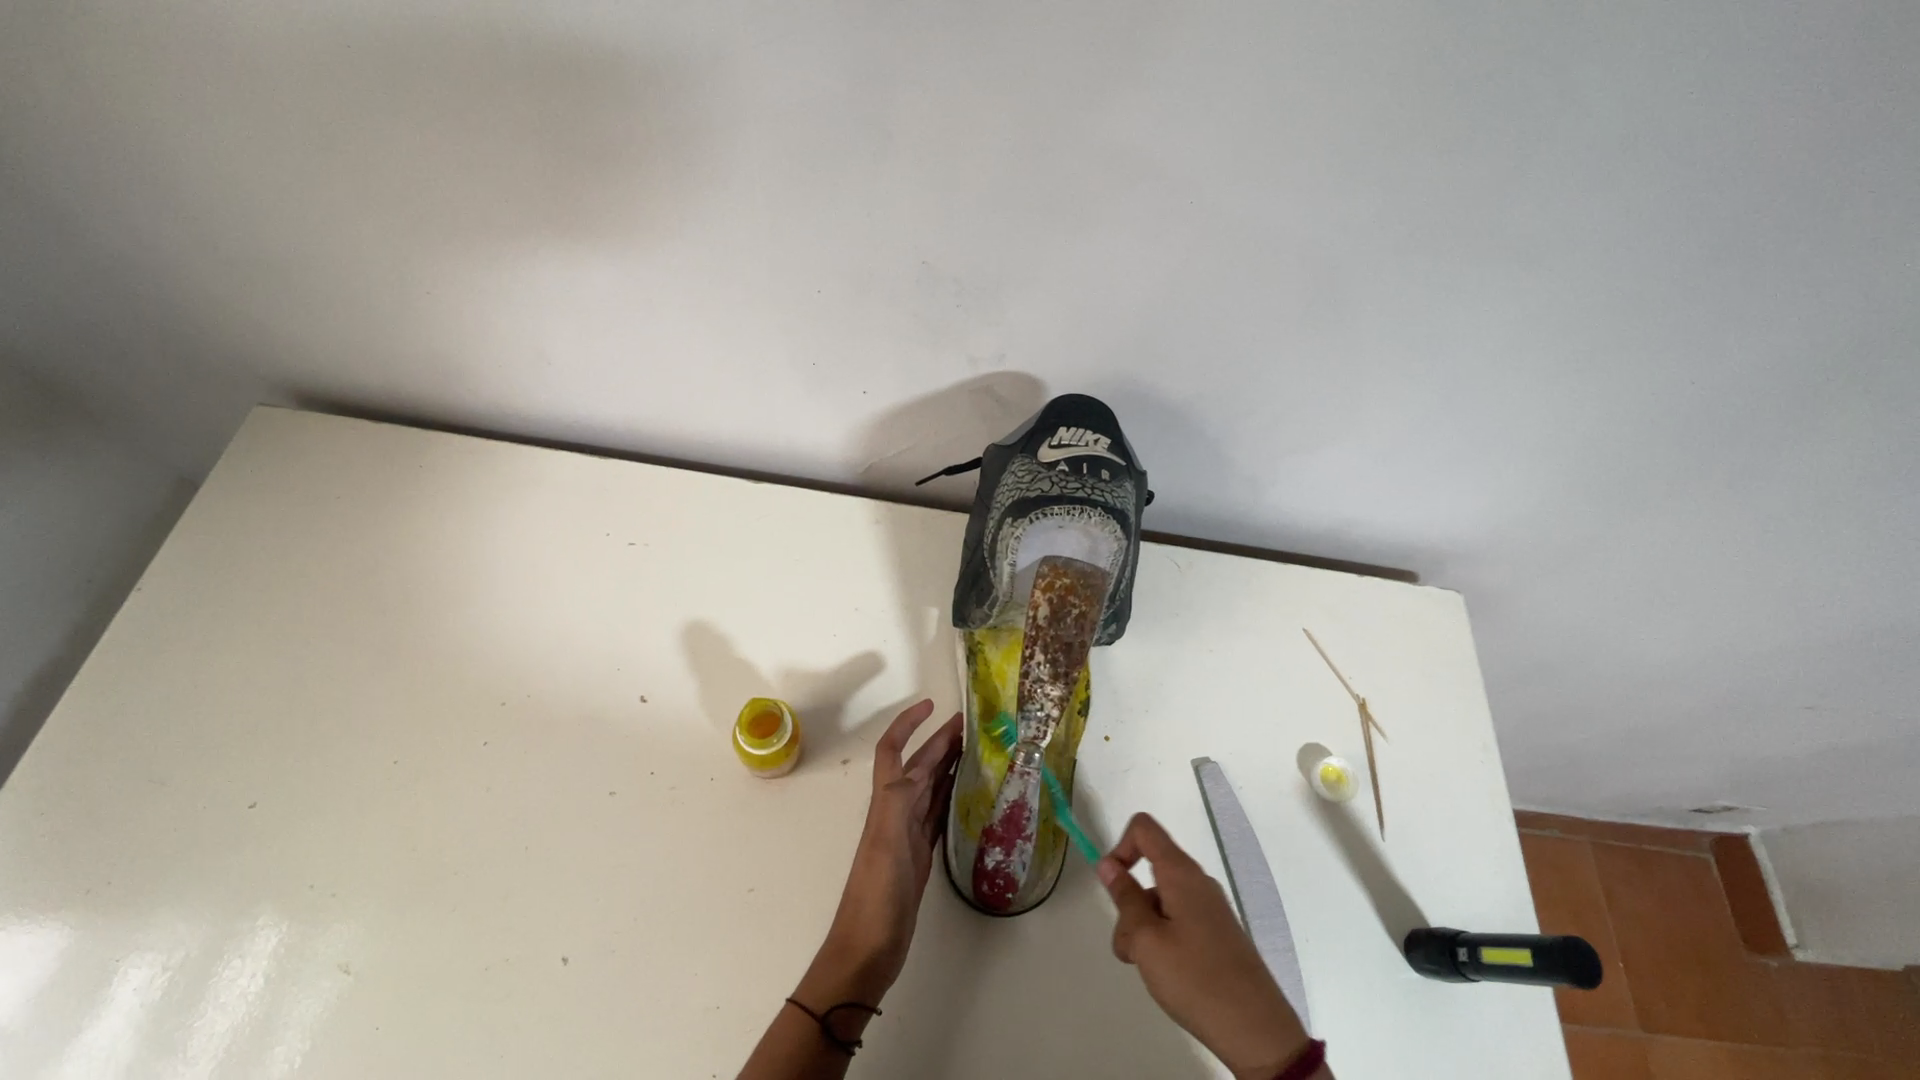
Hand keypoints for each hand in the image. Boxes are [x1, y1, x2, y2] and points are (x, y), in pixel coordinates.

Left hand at [809, 699, 961, 1000]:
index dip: (907, 725)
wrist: (868, 949)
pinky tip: (970, 796)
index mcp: (886, 805)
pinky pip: (939, 817)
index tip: (931, 705)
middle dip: (939, 741)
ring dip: (949, 766)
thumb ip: (897, 804)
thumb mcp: (885, 846)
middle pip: (919, 766)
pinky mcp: (921, 856)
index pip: (893, 752)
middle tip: (973, 725)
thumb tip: (915, 767)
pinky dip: (953, 800)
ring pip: (931, 789)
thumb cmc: (875, 897)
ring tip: (978, 751)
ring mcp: (908, 835)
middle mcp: (896, 813)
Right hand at [1098, 813, 1316, 1079]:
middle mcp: (1198, 883)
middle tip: (1131, 947)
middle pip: (1149, 871)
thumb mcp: (1146, 939)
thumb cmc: (1195, 979)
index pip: (1144, 829)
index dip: (1120, 848)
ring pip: (1160, 902)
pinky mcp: (1216, 934)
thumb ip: (1125, 898)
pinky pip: (1178, 921)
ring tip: (1149, 968)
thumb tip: (1108, 864)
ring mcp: (1210, 910)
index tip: (1113, 886)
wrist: (1256, 1030)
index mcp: (1181, 874)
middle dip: (1129, 903)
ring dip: (1143, 928)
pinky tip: (1169, 975)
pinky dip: (1163, 940)